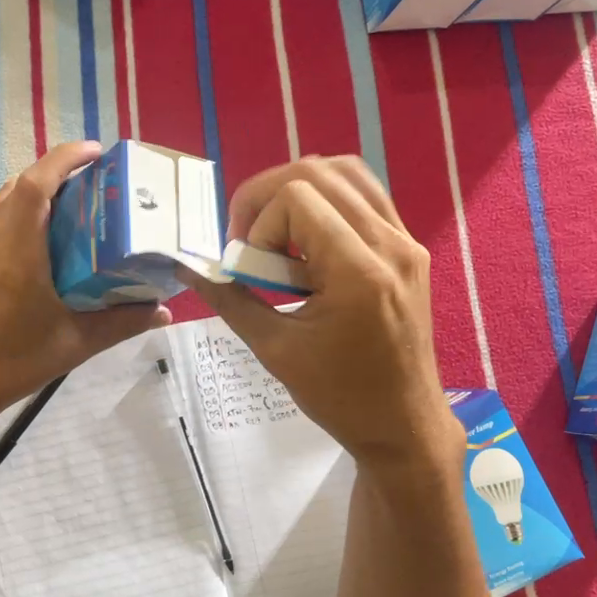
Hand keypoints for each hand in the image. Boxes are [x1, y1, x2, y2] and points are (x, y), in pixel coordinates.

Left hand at [0, 141, 171, 438]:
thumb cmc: (14, 363)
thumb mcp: (75, 344)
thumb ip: (122, 322)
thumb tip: (165, 312)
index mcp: (17, 250)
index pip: (37, 184)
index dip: (64, 158)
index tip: (95, 151)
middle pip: (19, 185)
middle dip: (54, 173)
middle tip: (90, 181)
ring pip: (1, 202)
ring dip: (32, 194)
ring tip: (67, 206)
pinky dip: (14, 215)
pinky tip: (34, 240)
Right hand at [190, 156, 452, 466]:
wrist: (402, 425)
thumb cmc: (338, 396)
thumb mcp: (273, 349)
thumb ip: (230, 299)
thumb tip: (188, 268)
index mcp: (358, 272)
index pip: (296, 197)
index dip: (258, 224)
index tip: (250, 268)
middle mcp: (390, 244)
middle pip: (319, 171)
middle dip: (268, 195)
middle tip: (248, 239)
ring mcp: (406, 241)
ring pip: (346, 172)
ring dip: (298, 190)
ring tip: (276, 231)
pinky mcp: (409, 248)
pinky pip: (365, 195)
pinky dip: (327, 200)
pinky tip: (305, 237)